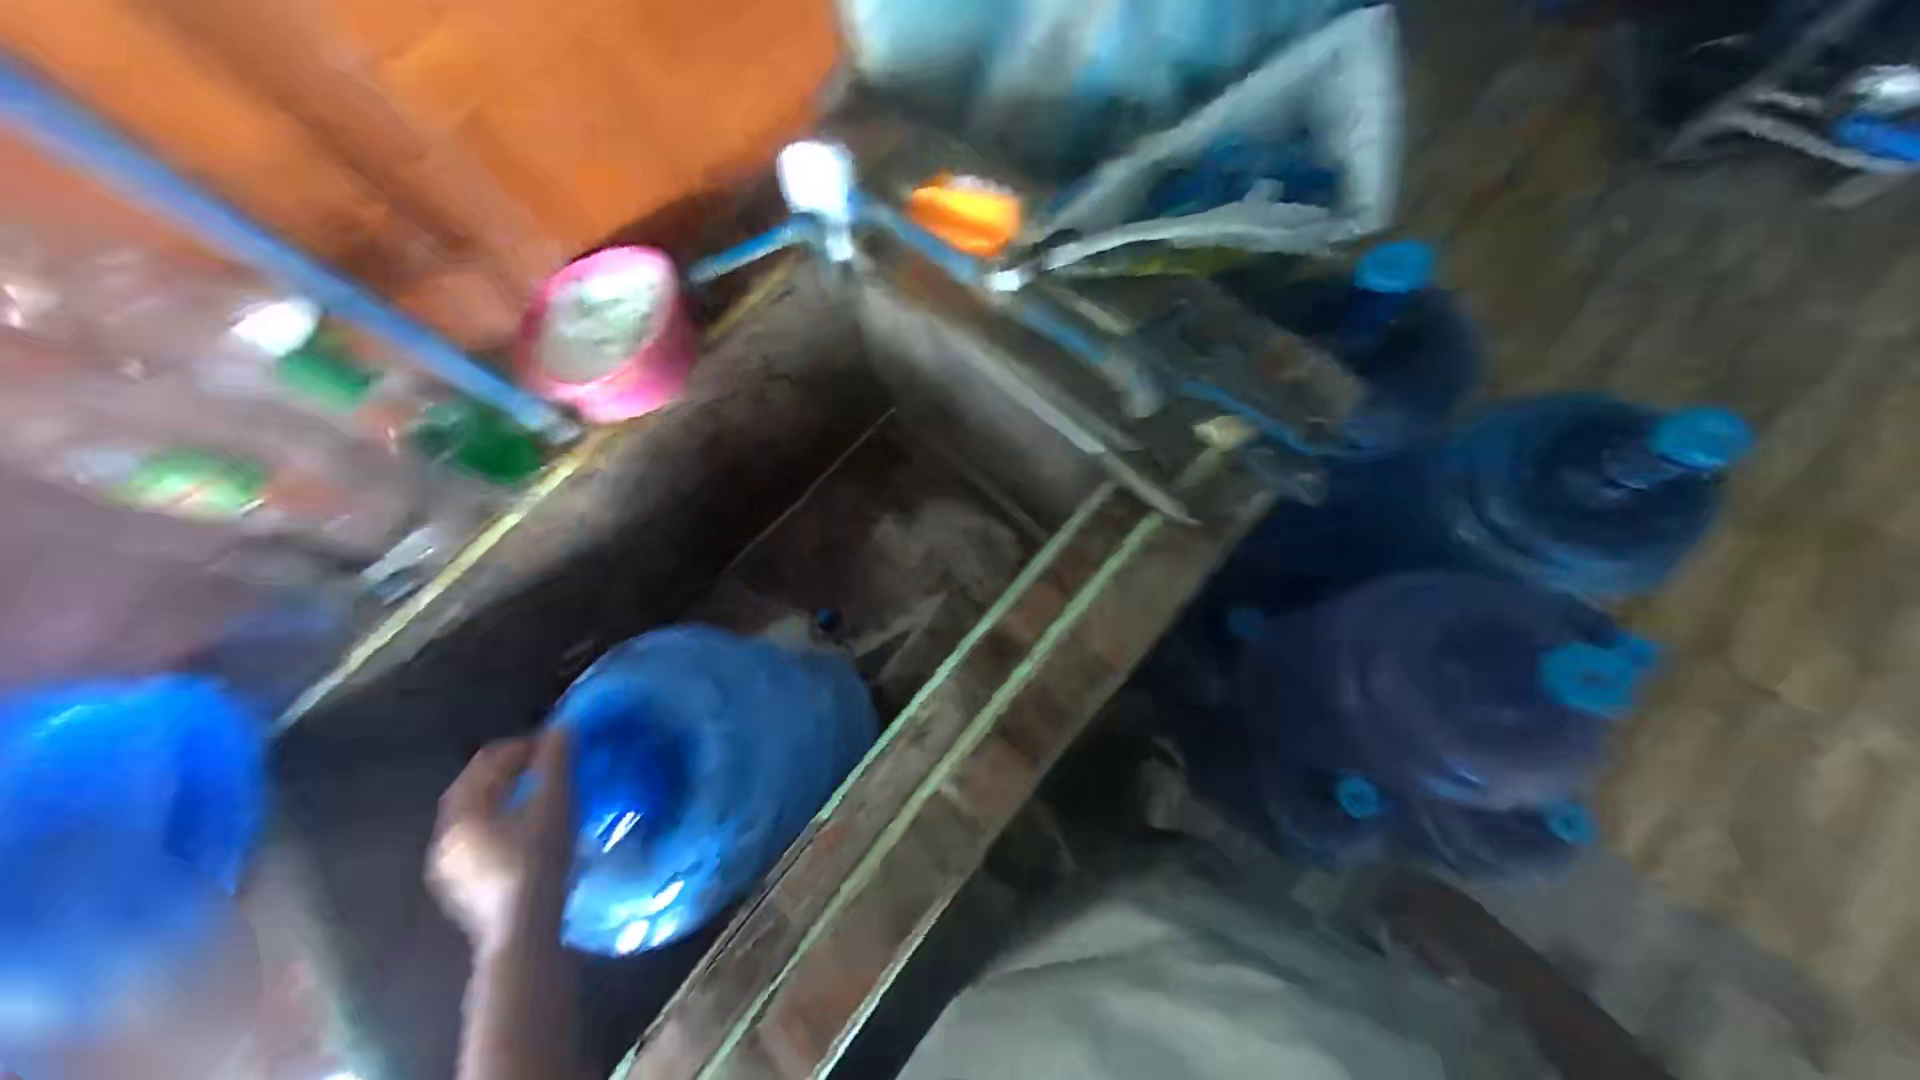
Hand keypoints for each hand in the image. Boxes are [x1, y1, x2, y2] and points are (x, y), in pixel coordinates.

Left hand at [429, 730, 575, 951]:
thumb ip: (557, 762)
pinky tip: (525, 832)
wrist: (523, 933)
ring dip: (503, 795)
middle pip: (475, 786)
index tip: (556, 746)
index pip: (487, 761)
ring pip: (474, 814)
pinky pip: (476, 838)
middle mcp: (445, 836)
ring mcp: (449, 864)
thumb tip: (562, 729)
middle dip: (509, 769)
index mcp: (462, 812)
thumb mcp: (555, 805)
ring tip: (538, 794)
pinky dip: (498, 821)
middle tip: (546, 764)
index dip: (523, 745)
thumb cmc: (538, 862)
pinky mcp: (460, 886)